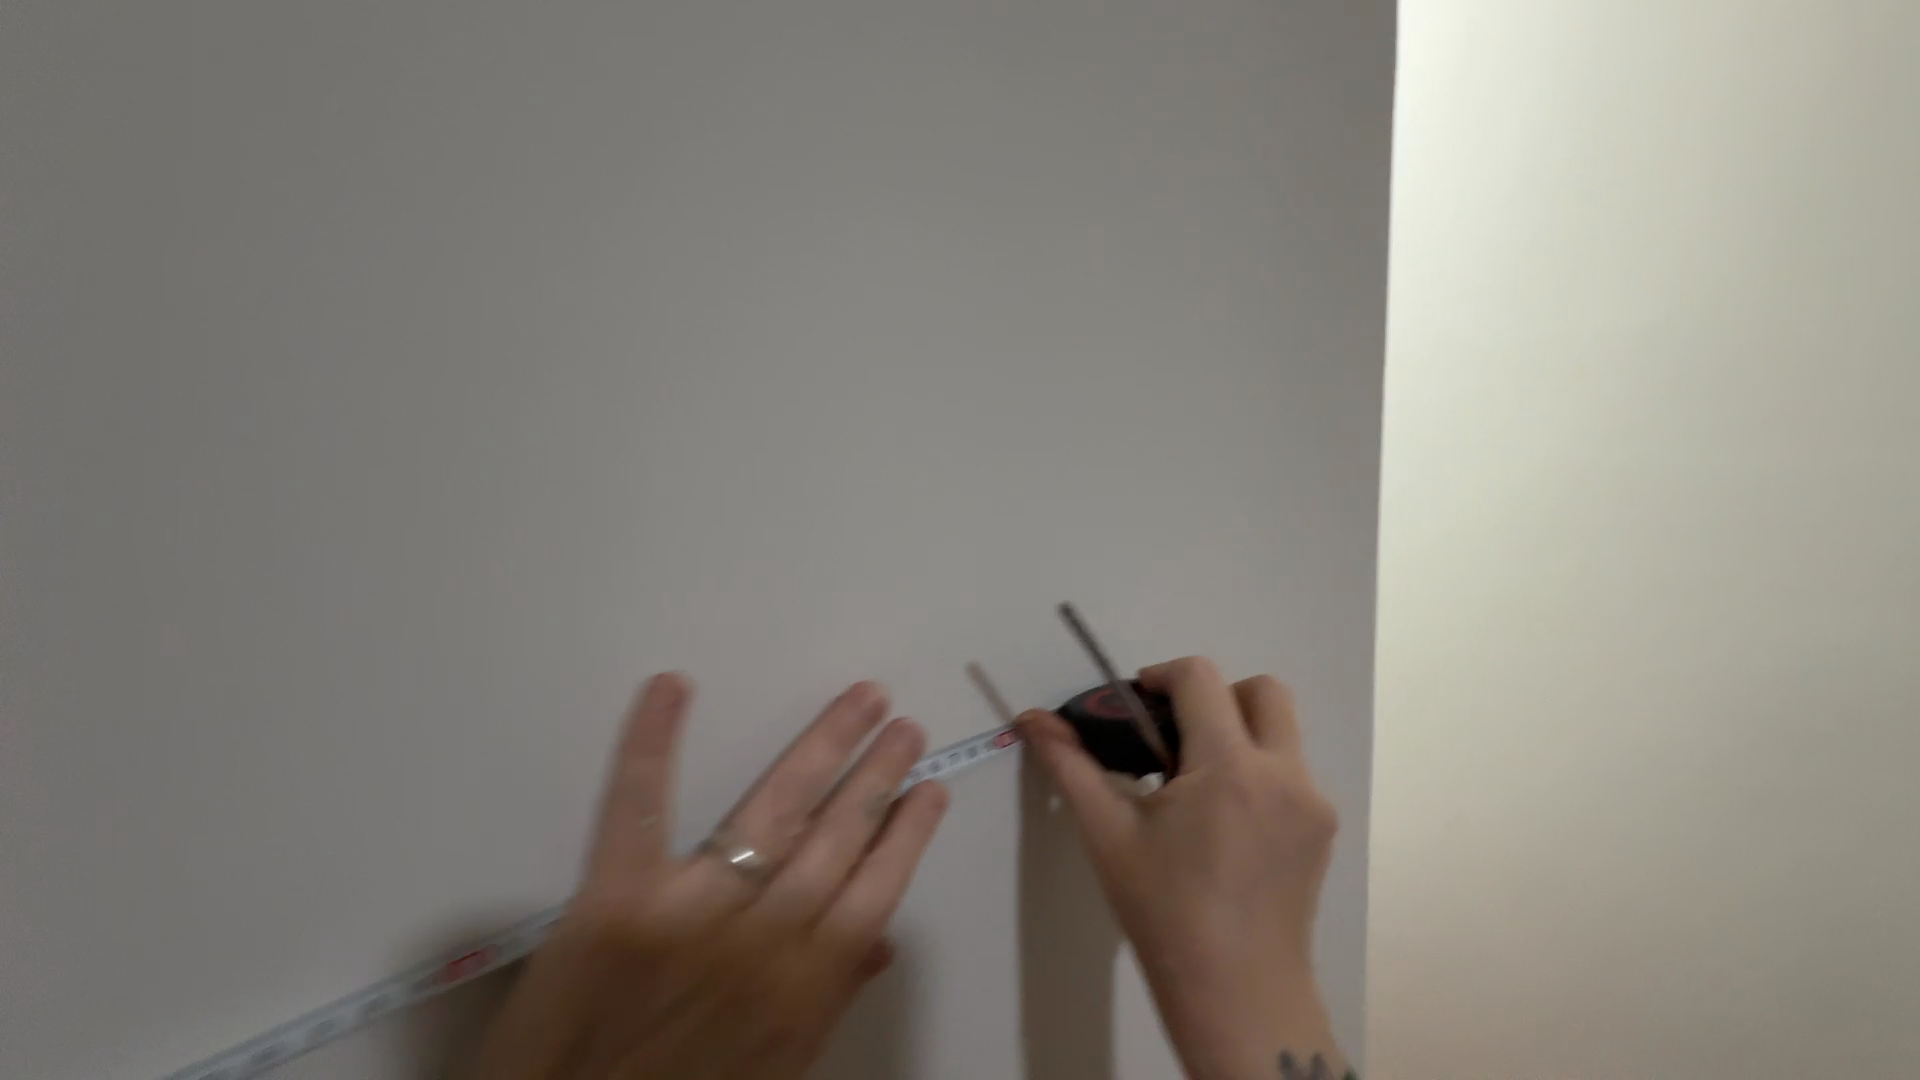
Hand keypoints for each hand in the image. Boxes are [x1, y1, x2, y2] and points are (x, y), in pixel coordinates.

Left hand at [471, 674, 948, 1079]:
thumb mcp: (780, 1065)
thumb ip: (830, 1000)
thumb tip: (882, 941)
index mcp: (806, 982)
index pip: (877, 890)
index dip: (907, 835)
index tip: (931, 790)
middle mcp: (767, 933)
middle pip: (838, 834)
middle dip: (878, 775)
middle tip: (906, 725)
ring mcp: (693, 910)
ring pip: (776, 809)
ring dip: (826, 747)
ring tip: (864, 700)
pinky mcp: (617, 899)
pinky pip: (638, 809)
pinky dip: (652, 743)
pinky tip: (673, 684)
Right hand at [1018, 658, 1347, 1079]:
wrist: (1238, 997)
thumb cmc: (1163, 912)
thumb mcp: (1107, 833)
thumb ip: (1070, 764)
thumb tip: (1031, 718)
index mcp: (1229, 768)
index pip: (1201, 677)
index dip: (1162, 675)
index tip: (1135, 706)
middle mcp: (1284, 773)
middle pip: (1261, 689)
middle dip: (1213, 695)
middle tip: (1172, 736)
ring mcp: (1313, 802)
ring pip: (1281, 728)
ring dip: (1237, 729)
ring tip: (1195, 781)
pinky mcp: (1324, 828)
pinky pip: (1291, 768)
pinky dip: (1255, 766)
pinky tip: (1222, 818)